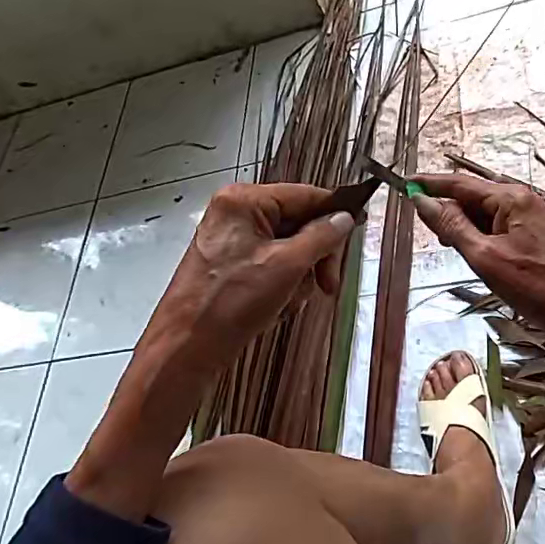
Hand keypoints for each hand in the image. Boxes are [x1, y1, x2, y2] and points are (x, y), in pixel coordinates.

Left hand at [140, 182, 357, 364]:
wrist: (187, 347)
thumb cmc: (228, 303)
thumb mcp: (288, 265)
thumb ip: (322, 236)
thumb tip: (344, 219)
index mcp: (243, 201)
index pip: (304, 195)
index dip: (334, 214)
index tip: (357, 228)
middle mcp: (236, 215)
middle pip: (298, 223)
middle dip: (315, 256)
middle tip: (326, 283)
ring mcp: (233, 241)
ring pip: (290, 249)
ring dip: (299, 277)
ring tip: (289, 301)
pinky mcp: (233, 265)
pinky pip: (274, 265)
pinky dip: (283, 286)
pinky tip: (276, 307)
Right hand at [412, 173, 544, 371]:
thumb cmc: (534, 286)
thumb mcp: (483, 257)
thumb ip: (451, 226)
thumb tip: (423, 203)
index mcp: (512, 198)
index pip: (461, 183)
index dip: (430, 184)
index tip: (406, 184)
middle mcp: (520, 198)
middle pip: (471, 195)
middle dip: (447, 209)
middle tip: (427, 228)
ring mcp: (526, 214)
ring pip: (481, 211)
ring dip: (461, 224)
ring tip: (450, 244)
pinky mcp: (527, 230)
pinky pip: (493, 223)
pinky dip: (476, 233)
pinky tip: (469, 249)